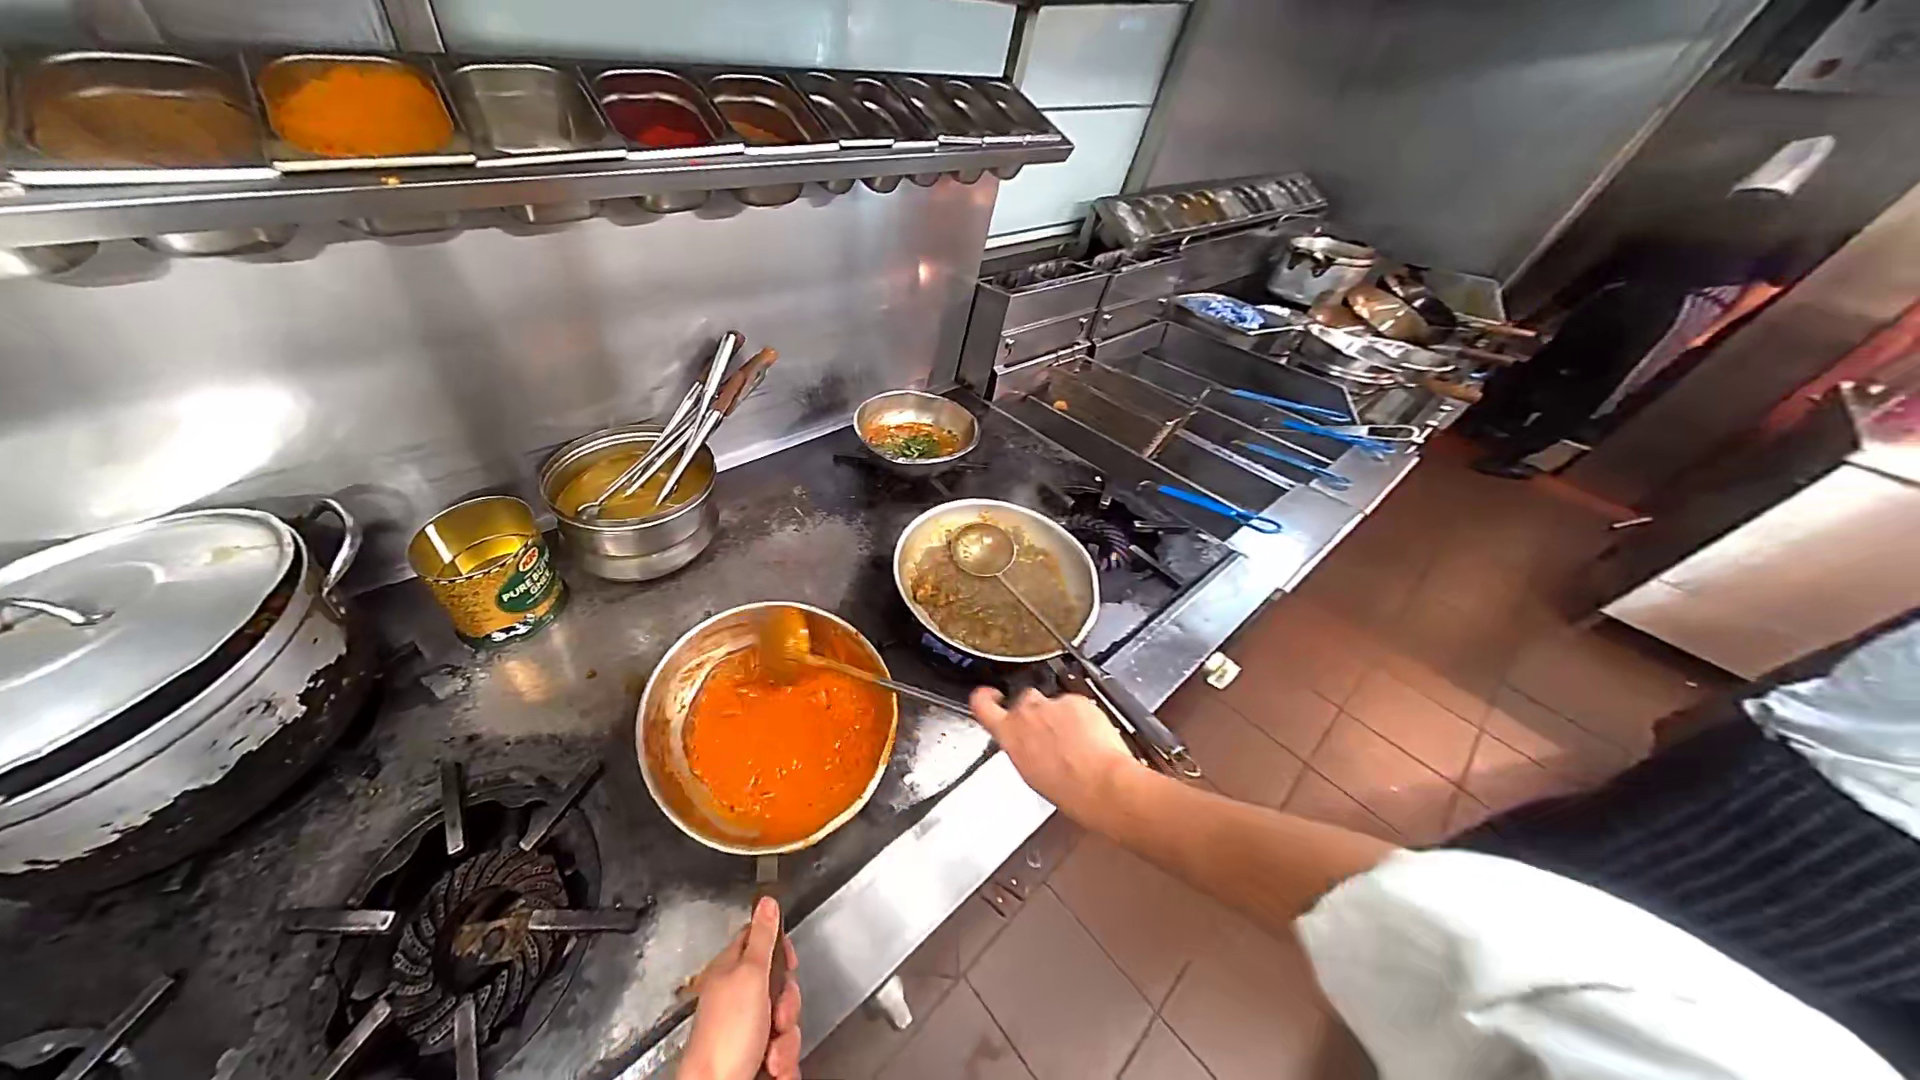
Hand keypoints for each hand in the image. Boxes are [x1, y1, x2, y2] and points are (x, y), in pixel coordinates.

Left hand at [679, 896, 802, 1079]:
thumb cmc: (726, 1035)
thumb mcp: (750, 975)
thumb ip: (763, 937)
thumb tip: (767, 901)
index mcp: (732, 970)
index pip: (760, 941)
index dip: (779, 949)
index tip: (788, 964)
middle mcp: (740, 997)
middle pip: (781, 984)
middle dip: (788, 1004)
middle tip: (777, 1016)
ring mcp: (748, 1029)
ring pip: (787, 1020)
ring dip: (787, 1040)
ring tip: (771, 1053)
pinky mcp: (757, 1058)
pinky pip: (785, 1050)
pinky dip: (784, 1062)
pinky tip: (773, 1069)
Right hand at [970, 687, 1142, 821]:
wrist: (1100, 783)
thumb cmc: (1068, 789)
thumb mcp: (1029, 773)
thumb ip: (1020, 748)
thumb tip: (1026, 746)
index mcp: (1008, 734)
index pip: (982, 704)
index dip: (985, 696)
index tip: (992, 695)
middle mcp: (1026, 713)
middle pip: (1023, 701)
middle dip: (1034, 713)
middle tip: (1049, 734)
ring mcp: (1052, 704)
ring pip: (1051, 702)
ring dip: (1059, 716)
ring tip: (1074, 741)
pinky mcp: (1076, 700)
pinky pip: (1075, 703)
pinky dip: (1081, 716)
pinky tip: (1089, 737)